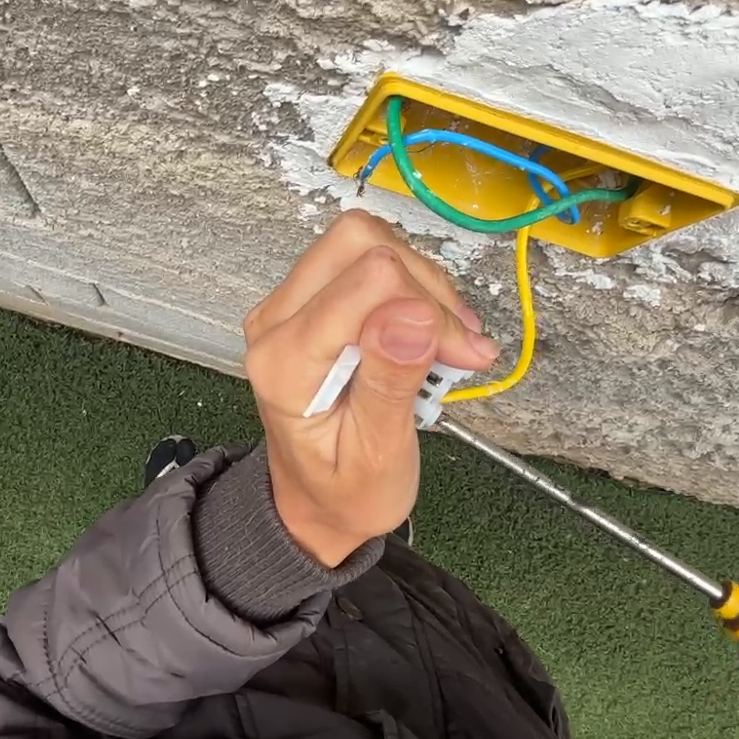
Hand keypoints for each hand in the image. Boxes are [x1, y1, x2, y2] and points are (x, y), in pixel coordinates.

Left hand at [241, 211, 498, 565]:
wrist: (316, 499)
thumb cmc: (344, 488)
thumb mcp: (377, 456)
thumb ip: (390, 383)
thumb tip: (414, 312)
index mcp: (284, 362)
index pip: (368, 281)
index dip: (430, 309)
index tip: (464, 355)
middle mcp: (274, 321)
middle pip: (359, 242)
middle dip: (424, 285)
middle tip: (459, 345)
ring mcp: (286, 304)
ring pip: (363, 239)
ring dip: (421, 283)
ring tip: (450, 343)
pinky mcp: (306, 299)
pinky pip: (361, 258)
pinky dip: (408, 284)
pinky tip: (431, 330)